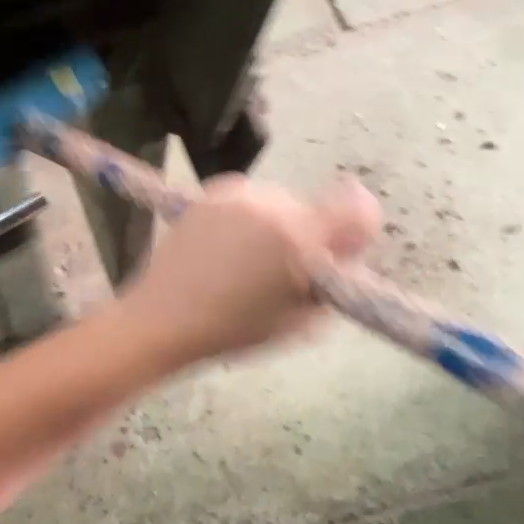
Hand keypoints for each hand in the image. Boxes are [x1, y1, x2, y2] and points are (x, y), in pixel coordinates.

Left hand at [118, 174, 380, 365]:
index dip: (358, 230)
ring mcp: (236, 195)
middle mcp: (270, 204)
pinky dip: (249, 216)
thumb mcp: (302, 320)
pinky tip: (231, 246)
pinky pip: (247, 199)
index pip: (359, 210)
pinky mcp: (208, 195)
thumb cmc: (235, 328)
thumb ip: (334, 281)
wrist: (164, 316)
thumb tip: (346, 255)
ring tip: (252, 260)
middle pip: (313, 209)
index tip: (344, 250)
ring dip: (278, 223)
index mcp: (299, 236)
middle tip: (289, 269)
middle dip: (310, 234)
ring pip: (279, 202)